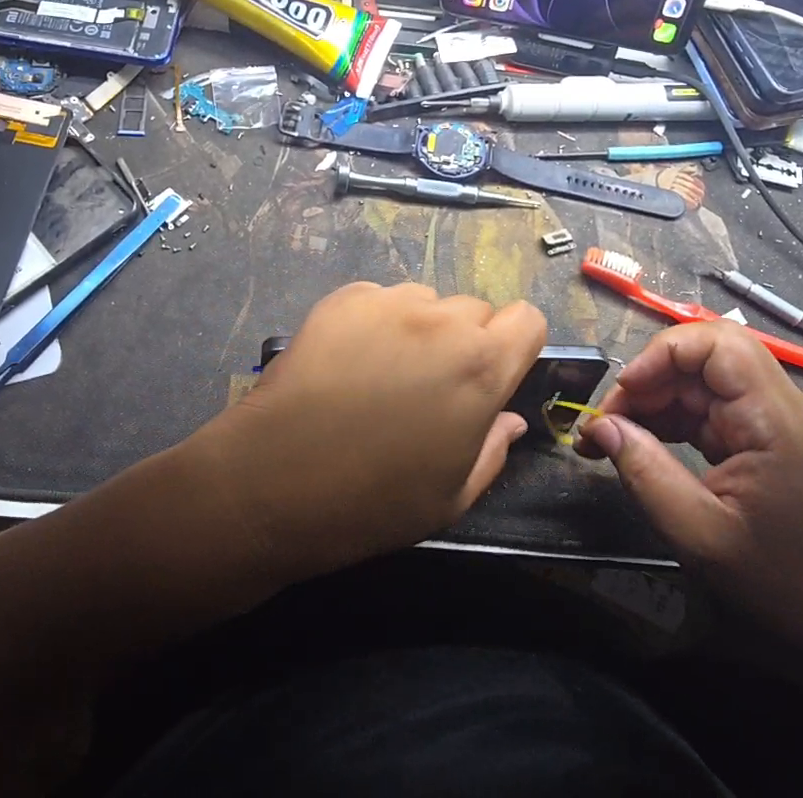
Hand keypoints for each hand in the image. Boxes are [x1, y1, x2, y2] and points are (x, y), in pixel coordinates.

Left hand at [190, 282, 546, 583]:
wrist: (274, 482)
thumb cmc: (372, 503)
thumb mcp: (450, 497)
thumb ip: (492, 451)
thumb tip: (509, 421)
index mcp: (481, 367)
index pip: (527, 320)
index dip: (514, 346)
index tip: (492, 377)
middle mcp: (441, 322)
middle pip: (475, 310)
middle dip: (464, 341)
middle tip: (429, 386)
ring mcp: (387, 305)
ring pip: (425, 302)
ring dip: (419, 329)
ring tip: (383, 374)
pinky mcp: (341, 300)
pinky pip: (378, 300)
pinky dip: (374, 322)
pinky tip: (347, 363)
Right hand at [576, 322, 802, 666]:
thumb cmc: (784, 590)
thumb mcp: (699, 535)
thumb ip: (644, 472)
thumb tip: (600, 426)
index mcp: (777, 421)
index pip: (717, 342)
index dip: (660, 355)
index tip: (620, 397)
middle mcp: (787, 411)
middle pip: (708, 362)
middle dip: (649, 384)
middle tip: (603, 429)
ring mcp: (786, 430)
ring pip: (709, 389)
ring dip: (658, 406)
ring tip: (613, 443)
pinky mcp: (780, 451)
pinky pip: (721, 418)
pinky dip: (679, 427)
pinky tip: (648, 451)